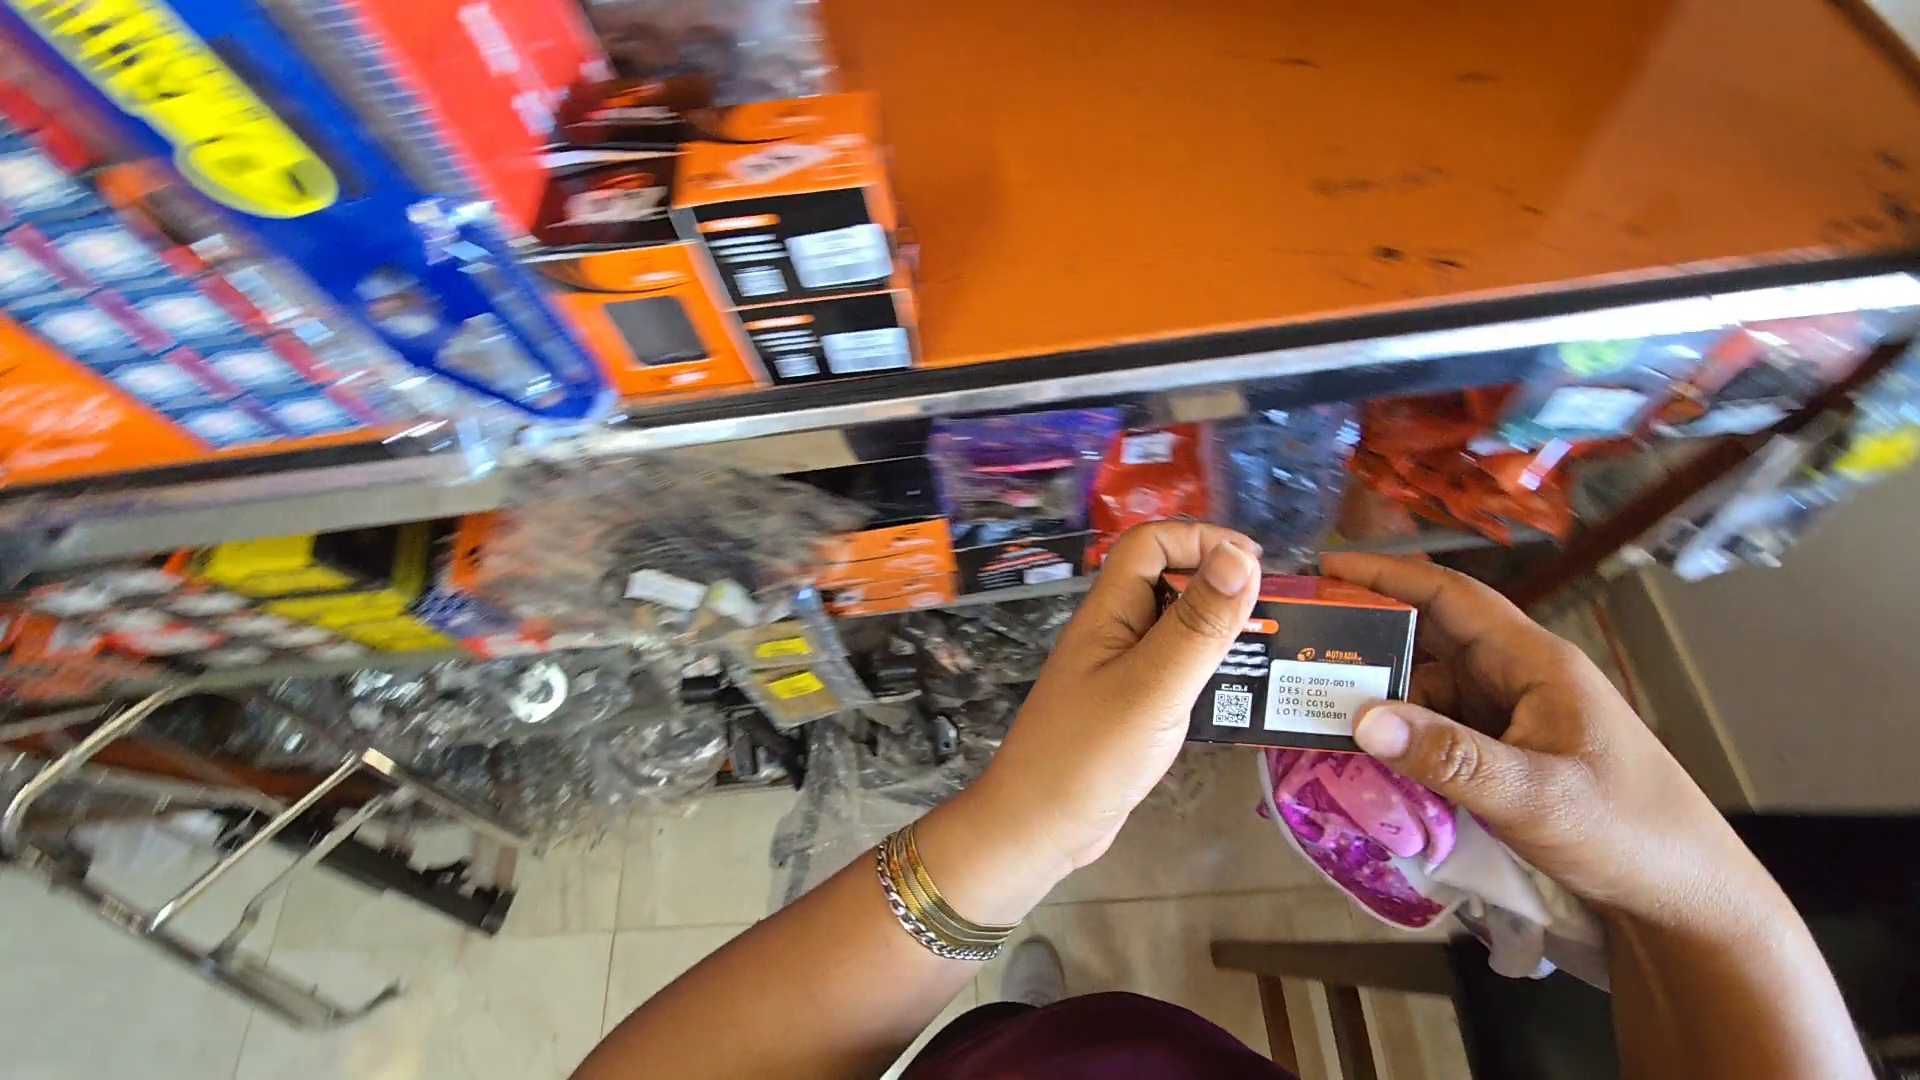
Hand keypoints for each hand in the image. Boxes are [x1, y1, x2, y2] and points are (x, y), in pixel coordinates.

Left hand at [975, 522, 1261, 870]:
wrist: (1040, 826)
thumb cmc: (1090, 754)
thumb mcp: (1153, 686)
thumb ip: (1197, 625)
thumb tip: (1239, 556)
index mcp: (1107, 612)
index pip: (1149, 544)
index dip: (1200, 539)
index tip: (1257, 566)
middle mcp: (1112, 630)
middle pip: (1163, 578)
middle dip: (1216, 580)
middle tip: (1273, 608)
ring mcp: (1118, 668)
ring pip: (1172, 624)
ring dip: (1216, 624)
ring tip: (1269, 644)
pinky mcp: (1129, 703)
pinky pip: (1172, 666)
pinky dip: (1207, 665)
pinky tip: (1238, 687)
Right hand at [1321, 553, 1769, 931]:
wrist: (1690, 906)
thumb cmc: (1632, 835)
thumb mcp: (1537, 796)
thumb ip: (1449, 758)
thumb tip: (1362, 720)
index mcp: (1534, 662)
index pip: (1449, 596)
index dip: (1386, 575)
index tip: (1325, 570)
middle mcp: (1515, 677)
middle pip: (1427, 635)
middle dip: (1365, 632)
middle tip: (1302, 637)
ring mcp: (1507, 714)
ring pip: (1425, 681)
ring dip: (1376, 687)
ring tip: (1315, 696)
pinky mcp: (1499, 748)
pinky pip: (1433, 722)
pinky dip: (1396, 726)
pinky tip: (1363, 743)